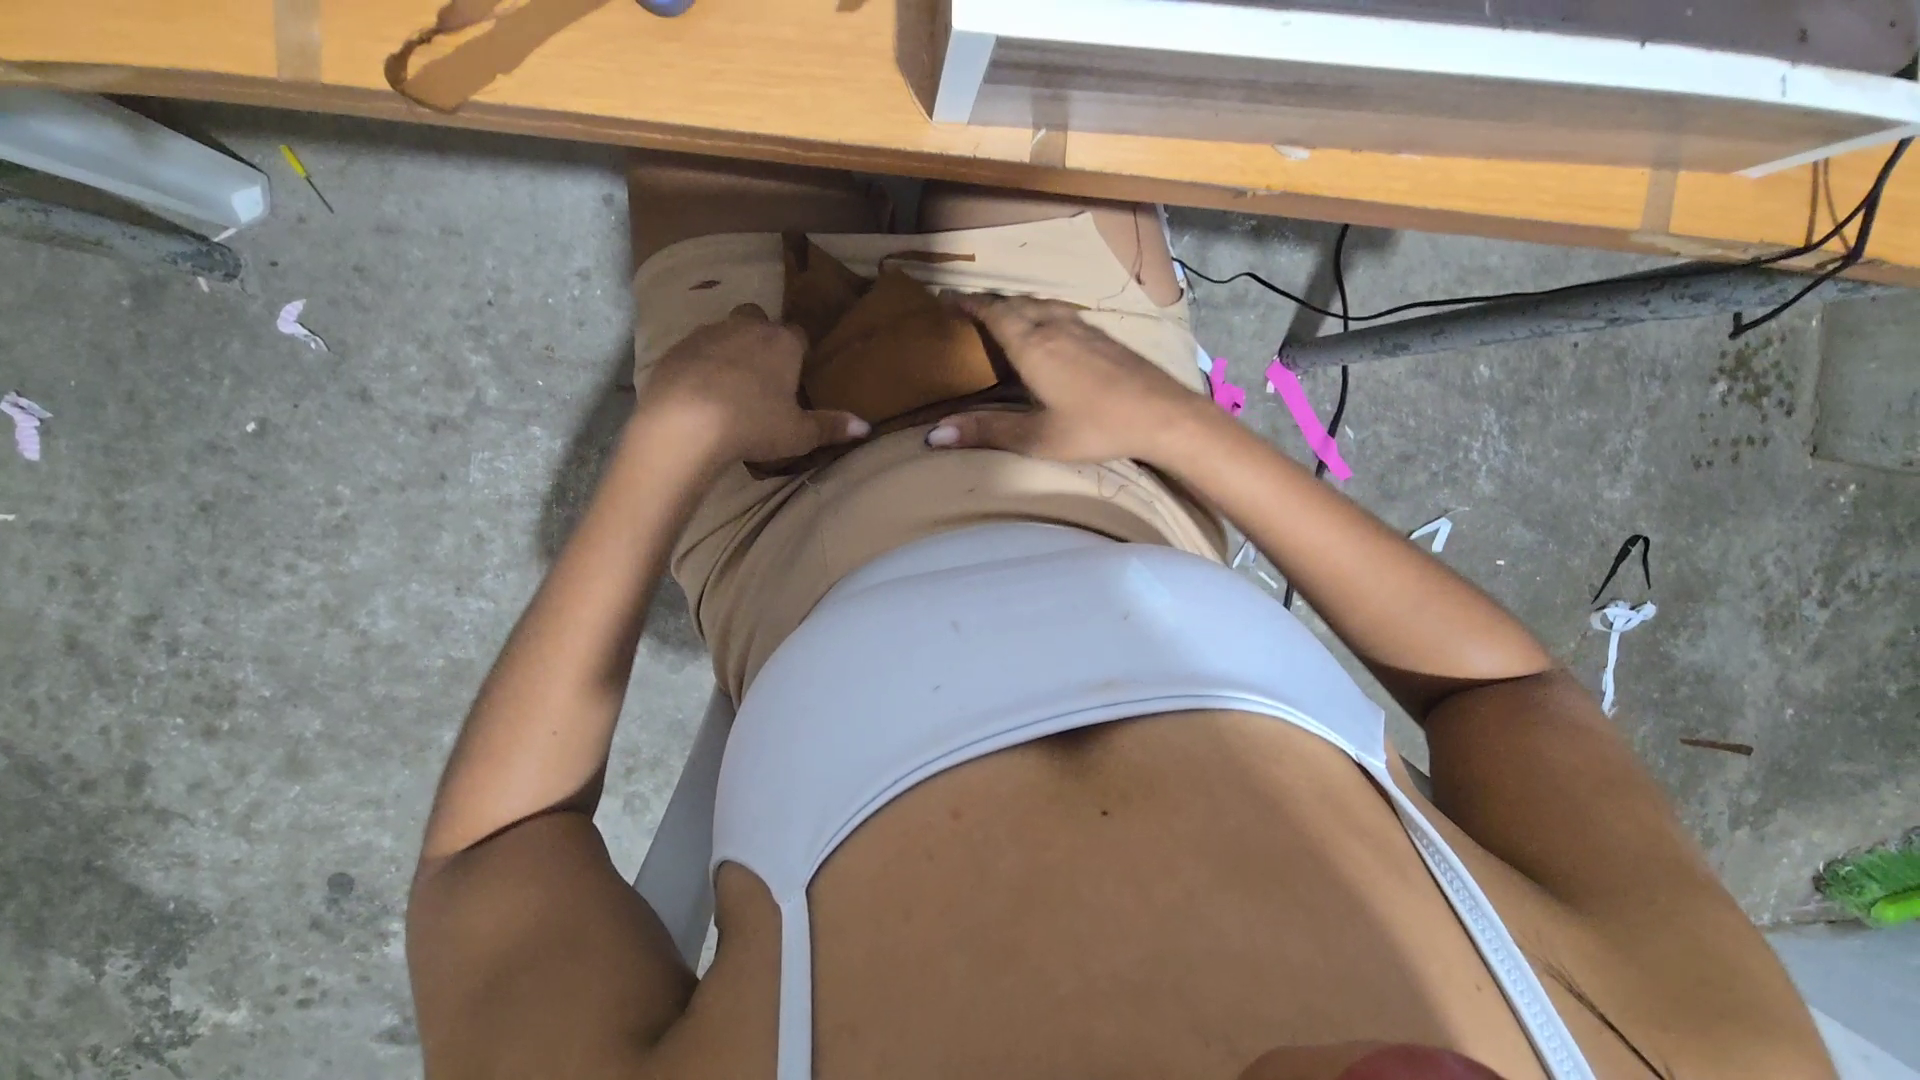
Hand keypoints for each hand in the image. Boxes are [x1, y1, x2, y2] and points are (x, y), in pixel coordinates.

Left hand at [638, 303, 869, 464]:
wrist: (685, 424)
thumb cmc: (753, 425)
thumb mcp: (798, 434)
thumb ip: (831, 427)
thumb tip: (866, 427)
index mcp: (782, 343)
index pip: (798, 335)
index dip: (798, 353)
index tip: (796, 375)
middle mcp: (746, 328)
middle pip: (758, 321)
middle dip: (761, 339)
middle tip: (762, 376)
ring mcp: (707, 334)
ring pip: (724, 332)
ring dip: (728, 351)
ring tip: (728, 387)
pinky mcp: (675, 350)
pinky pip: (694, 352)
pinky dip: (699, 366)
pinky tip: (698, 394)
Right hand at [925, 294, 1213, 463]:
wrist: (1162, 414)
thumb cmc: (1096, 427)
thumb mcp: (1036, 437)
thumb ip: (986, 431)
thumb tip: (932, 435)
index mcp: (1032, 345)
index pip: (992, 312)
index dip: (967, 303)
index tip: (945, 298)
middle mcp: (1055, 326)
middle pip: (1015, 303)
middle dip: (988, 303)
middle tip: (968, 309)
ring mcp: (1082, 327)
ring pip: (1040, 304)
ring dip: (1016, 305)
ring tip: (1002, 314)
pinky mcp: (1103, 335)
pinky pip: (1061, 312)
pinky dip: (1041, 312)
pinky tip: (1048, 328)